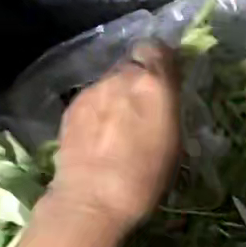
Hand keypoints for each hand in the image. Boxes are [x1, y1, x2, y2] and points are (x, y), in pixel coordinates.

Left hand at [48, 42, 180, 230]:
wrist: (92, 198)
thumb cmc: (145, 178)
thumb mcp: (174, 142)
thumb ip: (166, 108)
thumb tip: (161, 97)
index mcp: (154, 83)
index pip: (157, 48)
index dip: (159, 60)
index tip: (162, 78)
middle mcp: (122, 77)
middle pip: (131, 65)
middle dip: (136, 81)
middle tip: (139, 108)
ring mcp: (92, 90)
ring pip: (108, 82)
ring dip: (114, 95)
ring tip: (115, 126)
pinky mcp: (71, 106)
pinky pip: (90, 99)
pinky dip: (96, 110)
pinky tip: (96, 135)